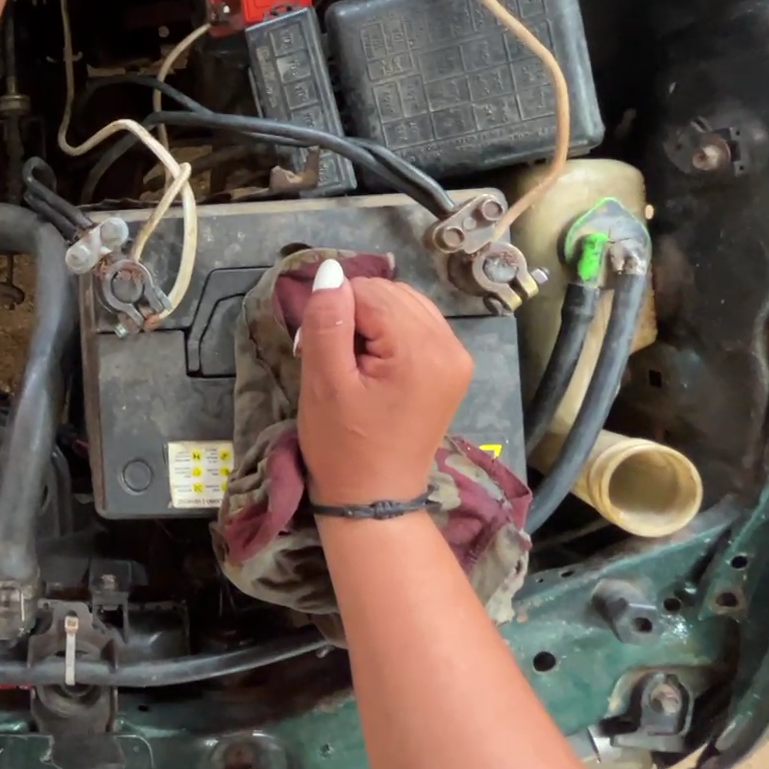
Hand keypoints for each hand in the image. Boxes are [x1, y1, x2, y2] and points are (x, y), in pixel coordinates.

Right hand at [295, 263, 472, 505]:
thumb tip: (329, 270)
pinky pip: (414, 323)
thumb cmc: (341, 444)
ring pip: (402, 303)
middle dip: (351, 312)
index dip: (333, 311)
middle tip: (328, 356)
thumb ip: (326, 322)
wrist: (372, 498)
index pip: (368, 292)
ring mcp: (455, 357)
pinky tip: (369, 361)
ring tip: (348, 360)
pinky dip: (386, 330)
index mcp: (421, 351)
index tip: (313, 349)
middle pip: (389, 293)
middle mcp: (449, 346)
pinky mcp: (450, 367)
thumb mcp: (323, 382)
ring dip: (367, 319)